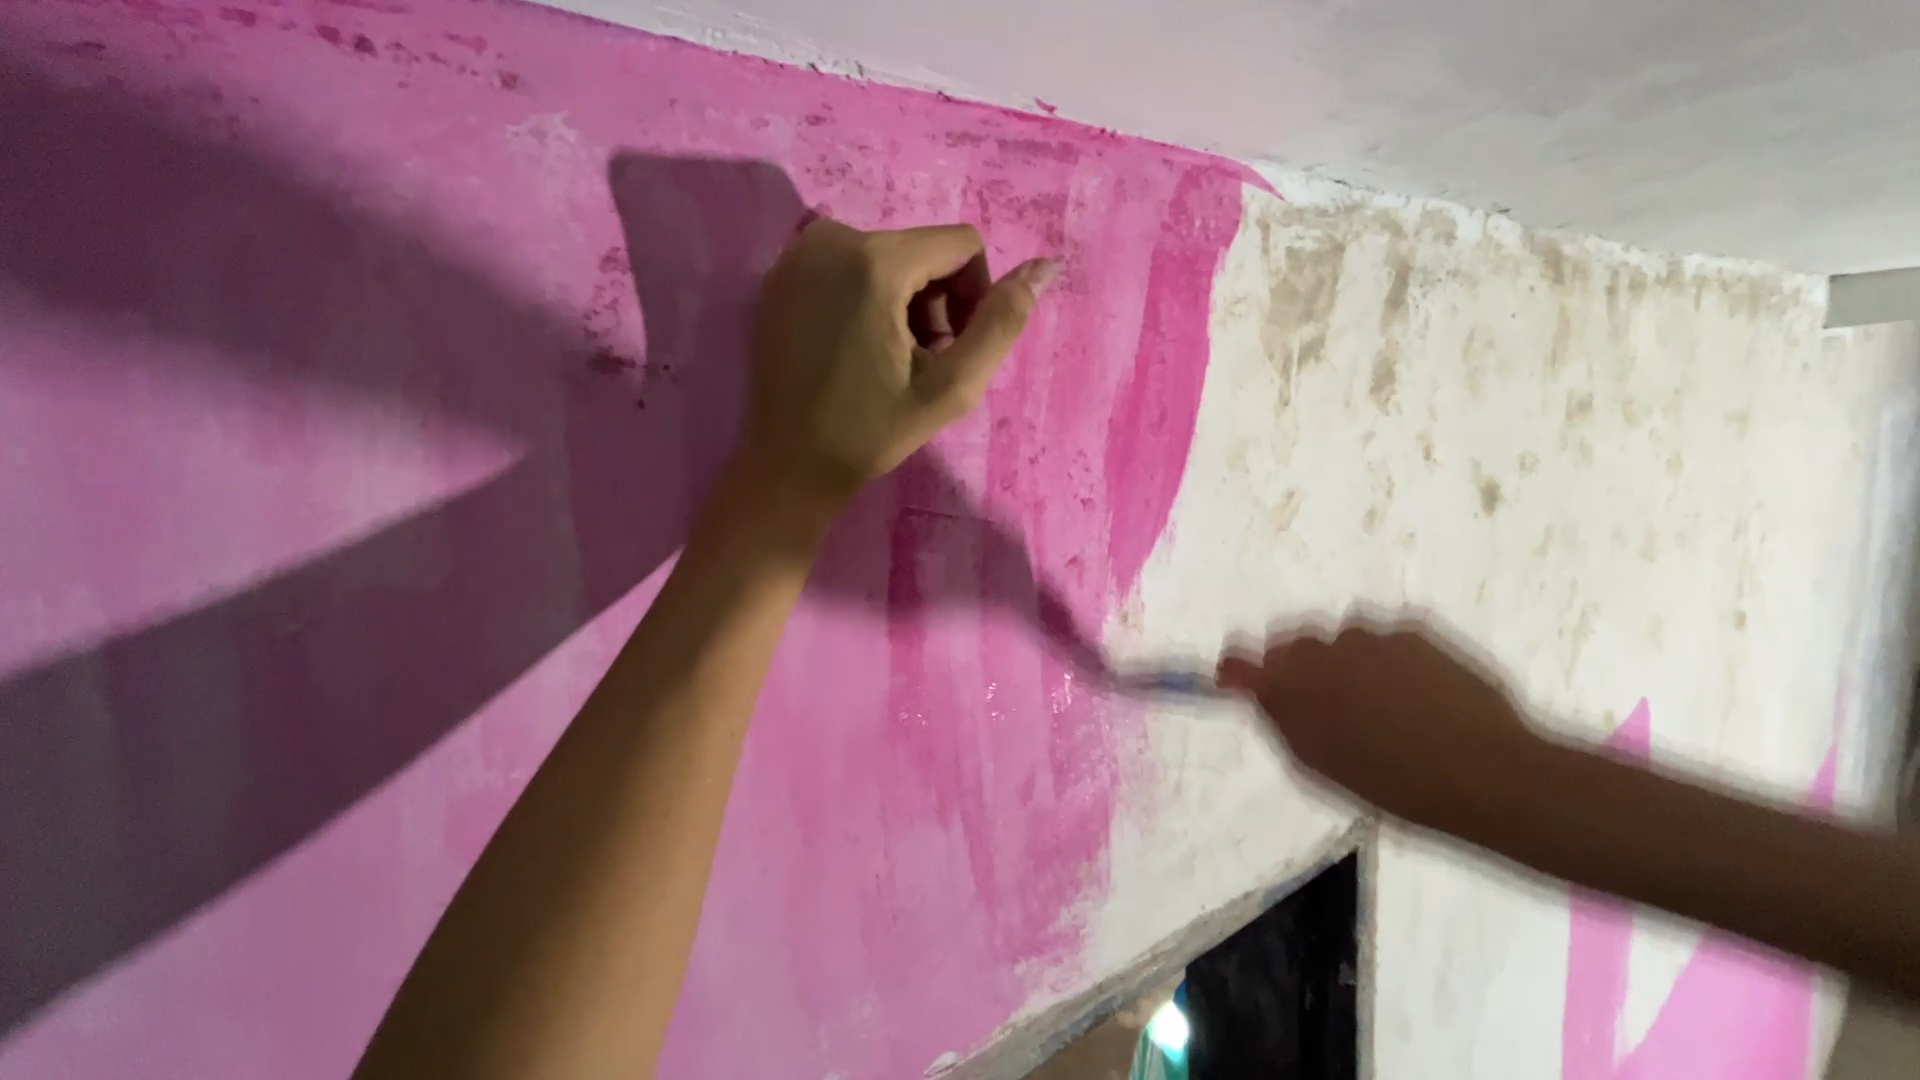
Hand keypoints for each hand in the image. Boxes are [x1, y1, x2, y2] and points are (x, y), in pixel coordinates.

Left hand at [743, 216, 1055, 506]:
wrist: (790, 465)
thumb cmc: (873, 432)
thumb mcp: (952, 386)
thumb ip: (1001, 322)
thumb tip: (1044, 267)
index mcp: (875, 259)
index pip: (962, 244)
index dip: (974, 296)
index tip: (950, 348)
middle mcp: (831, 237)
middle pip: (922, 249)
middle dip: (936, 301)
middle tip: (919, 362)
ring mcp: (798, 255)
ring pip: (886, 256)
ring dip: (903, 302)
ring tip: (888, 360)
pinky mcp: (780, 276)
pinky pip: (848, 266)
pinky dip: (865, 299)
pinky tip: (854, 349)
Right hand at [1216, 621, 1544, 831]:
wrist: (1487, 772)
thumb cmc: (1394, 784)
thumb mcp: (1320, 764)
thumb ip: (1280, 717)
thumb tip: (1254, 686)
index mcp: (1292, 685)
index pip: (1241, 661)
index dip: (1237, 669)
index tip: (1238, 682)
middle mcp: (1321, 647)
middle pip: (1291, 644)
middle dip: (1299, 666)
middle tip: (1325, 707)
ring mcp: (1369, 633)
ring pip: (1340, 638)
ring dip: (1346, 662)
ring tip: (1380, 706)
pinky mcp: (1413, 628)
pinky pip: (1383, 638)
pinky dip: (1387, 659)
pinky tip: (1415, 695)